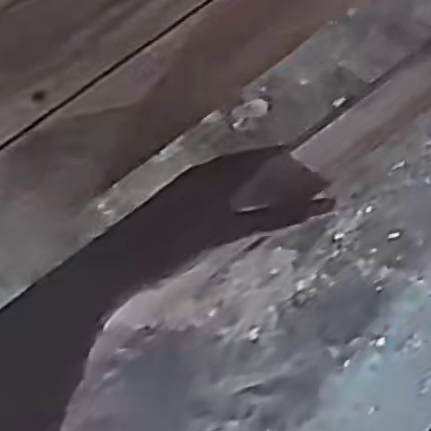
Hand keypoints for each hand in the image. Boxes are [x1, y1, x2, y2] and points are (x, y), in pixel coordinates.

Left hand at [88, 148, 333, 285]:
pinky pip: (224, 188)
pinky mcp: (176, 201)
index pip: (277, 156)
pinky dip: (245, 197)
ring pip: (242, 176)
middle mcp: (209, 169)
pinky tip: (248, 214)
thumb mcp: (231, 231)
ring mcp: (189, 184)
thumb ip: (280, 216)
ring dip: (266, 189)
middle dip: (287, 178)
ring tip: (285, 206)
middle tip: (311, 197)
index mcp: (224, 169)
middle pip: (260, 164)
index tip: (324, 185)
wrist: (100, 275)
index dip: (303, 169)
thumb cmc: (172, 248)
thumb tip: (330, 203)